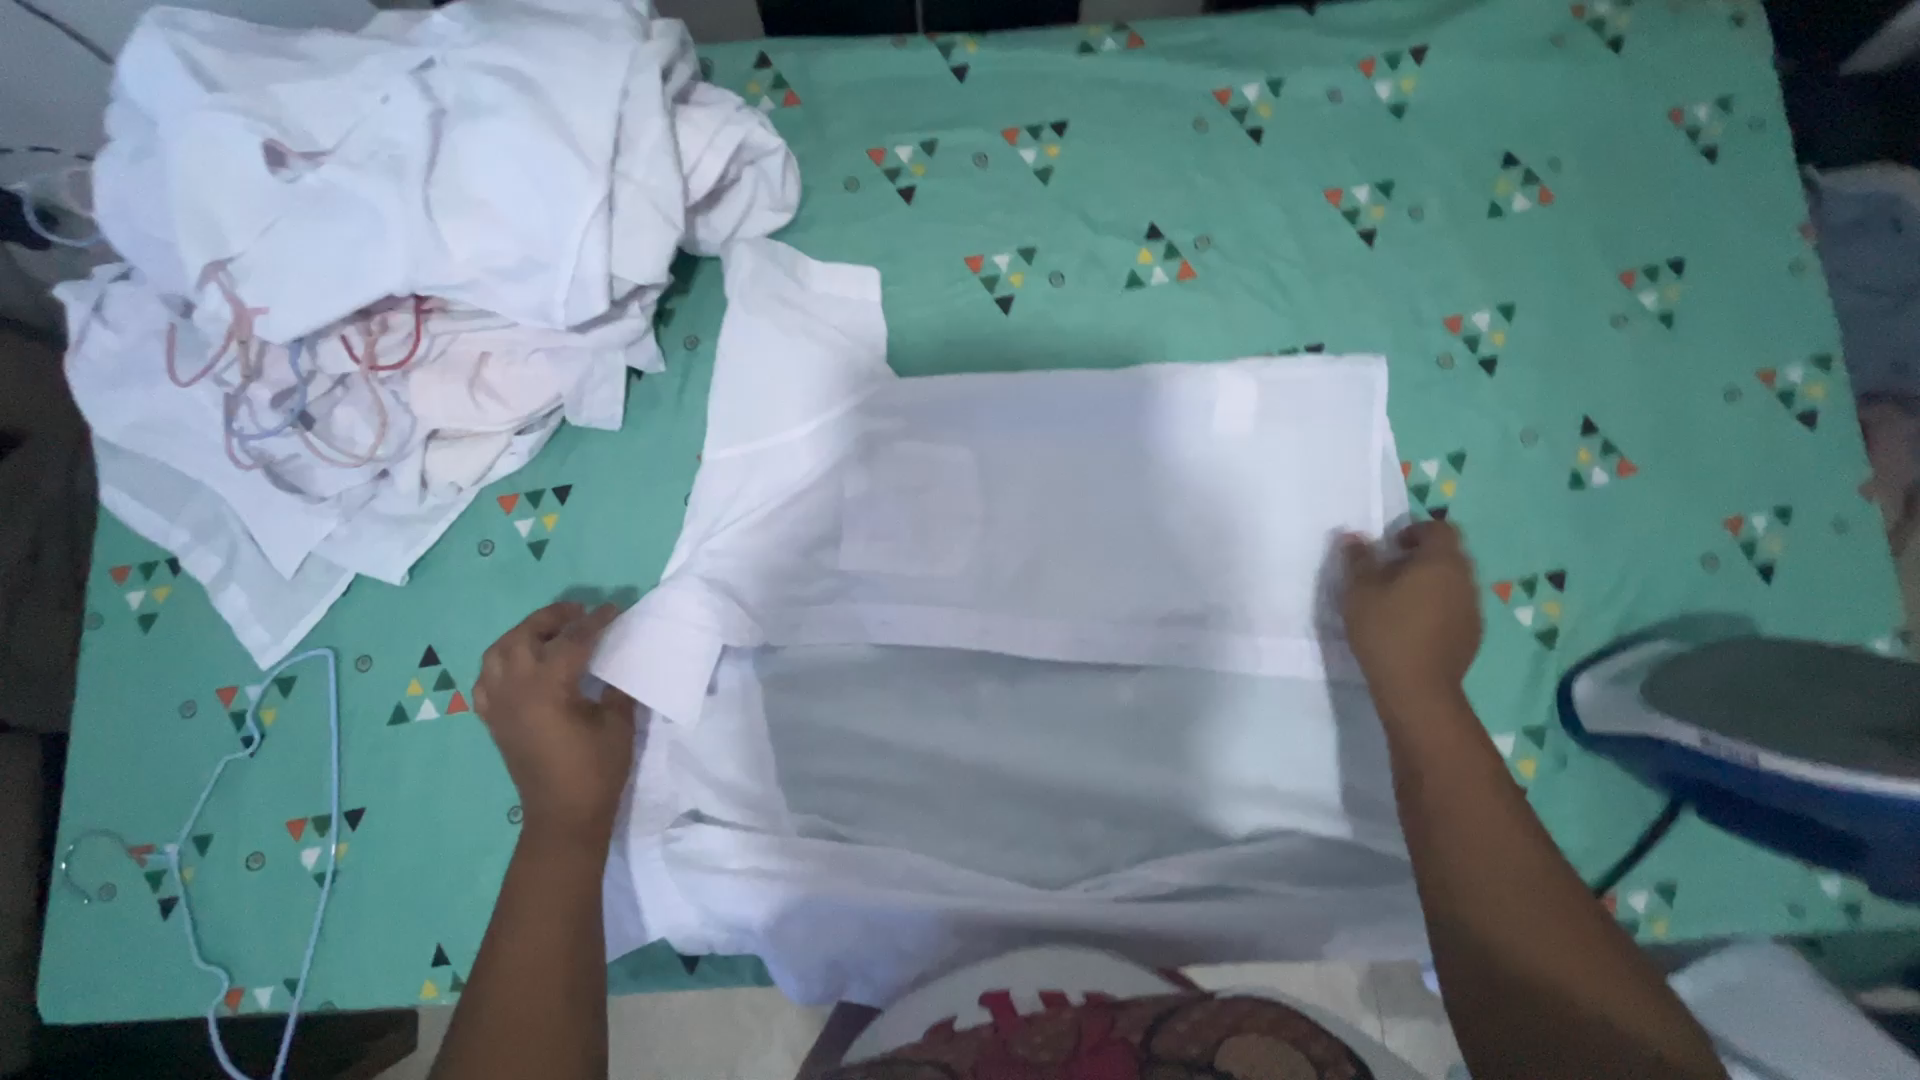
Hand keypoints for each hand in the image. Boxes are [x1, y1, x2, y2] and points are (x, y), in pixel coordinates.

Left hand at [472, 601, 634, 850]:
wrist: (563, 816)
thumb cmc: (596, 769)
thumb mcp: (618, 723)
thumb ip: (615, 687)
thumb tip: (618, 661)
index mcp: (548, 689)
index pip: (572, 640)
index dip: (595, 621)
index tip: (614, 609)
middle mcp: (515, 690)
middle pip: (525, 636)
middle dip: (551, 618)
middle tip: (578, 612)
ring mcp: (498, 705)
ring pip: (498, 653)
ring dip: (522, 635)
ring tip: (549, 632)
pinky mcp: (493, 720)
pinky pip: (486, 680)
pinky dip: (502, 663)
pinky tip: (522, 665)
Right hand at [1339, 522, 1482, 708]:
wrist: (1417, 687)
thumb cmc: (1385, 631)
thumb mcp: (1359, 592)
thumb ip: (1358, 560)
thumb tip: (1354, 536)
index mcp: (1440, 562)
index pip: (1440, 529)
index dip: (1416, 530)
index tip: (1392, 545)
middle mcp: (1464, 579)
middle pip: (1449, 555)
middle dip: (1422, 557)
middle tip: (1390, 571)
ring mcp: (1473, 608)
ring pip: (1454, 582)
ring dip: (1431, 583)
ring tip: (1399, 601)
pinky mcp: (1473, 634)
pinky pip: (1456, 607)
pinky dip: (1438, 606)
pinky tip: (1414, 627)